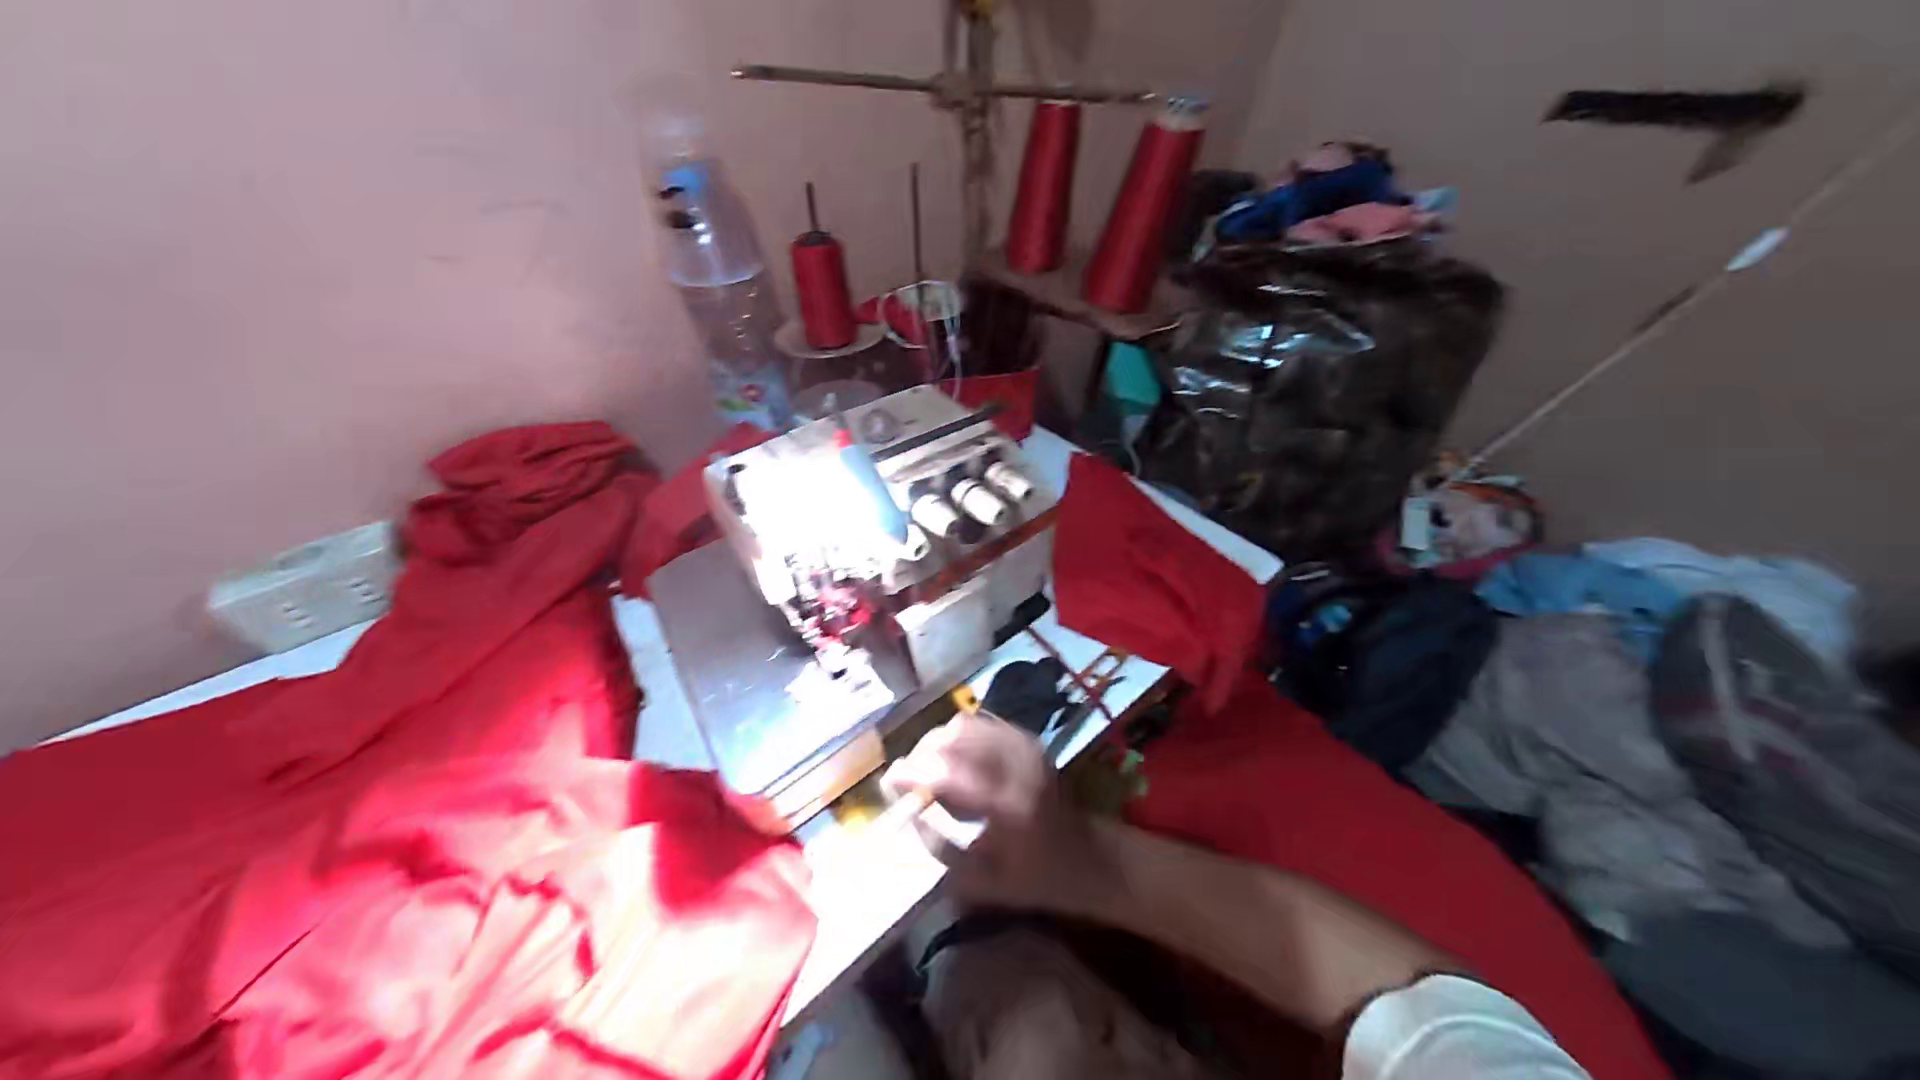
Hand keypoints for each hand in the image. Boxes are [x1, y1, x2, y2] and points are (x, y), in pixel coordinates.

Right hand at [882, 712, 1110, 913]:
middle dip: (921, 755)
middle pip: (953, 739)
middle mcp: (1017, 766)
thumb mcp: (982, 882)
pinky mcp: (1027, 739)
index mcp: (1008, 806)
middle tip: (909, 780)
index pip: (949, 773)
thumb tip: (907, 814)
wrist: (1089, 856)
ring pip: (964, 725)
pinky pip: (980, 722)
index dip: (913, 773)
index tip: (891, 782)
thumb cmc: (1035, 879)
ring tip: (927, 769)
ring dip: (937, 742)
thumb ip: (939, 849)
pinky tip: (951, 757)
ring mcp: (1024, 747)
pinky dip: (957, 735)